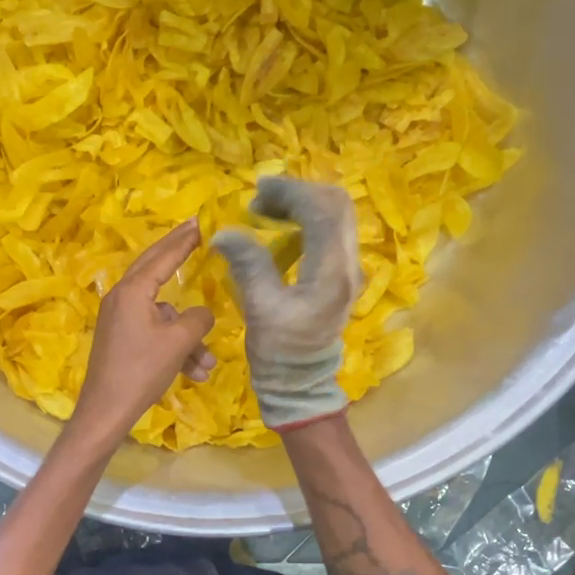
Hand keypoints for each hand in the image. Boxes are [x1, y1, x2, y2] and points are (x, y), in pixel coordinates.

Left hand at [72, 220, 216, 439]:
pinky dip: (174, 350)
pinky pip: (154, 335)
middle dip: (179, 259)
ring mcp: (118, 321)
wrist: (106, 410)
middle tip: (197, 236)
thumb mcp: (178, 342)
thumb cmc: (141, 370)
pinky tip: (193, 374)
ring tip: (207, 365)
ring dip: (187, 339)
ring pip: (162, 318)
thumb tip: (202, 313)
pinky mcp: (120, 342)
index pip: (163, 256)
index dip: (184, 240)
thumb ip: (198, 319)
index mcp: (132, 291)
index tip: (200, 223)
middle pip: (155, 272)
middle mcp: (122, 299)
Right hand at [212, 178, 362, 430]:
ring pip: (337, 217)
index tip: (257, 189)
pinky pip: (331, 234)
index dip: (291, 192)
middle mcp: (350, 264)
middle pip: (336, 206)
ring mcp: (349, 270)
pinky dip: (307, 221)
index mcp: (332, 271)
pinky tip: (281, 230)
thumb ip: (248, 265)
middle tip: (261, 199)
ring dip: (303, 205)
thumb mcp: (259, 309)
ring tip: (267, 211)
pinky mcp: (340, 277)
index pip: (322, 211)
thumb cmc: (279, 350)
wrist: (300, 384)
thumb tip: (224, 231)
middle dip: (299, 193)